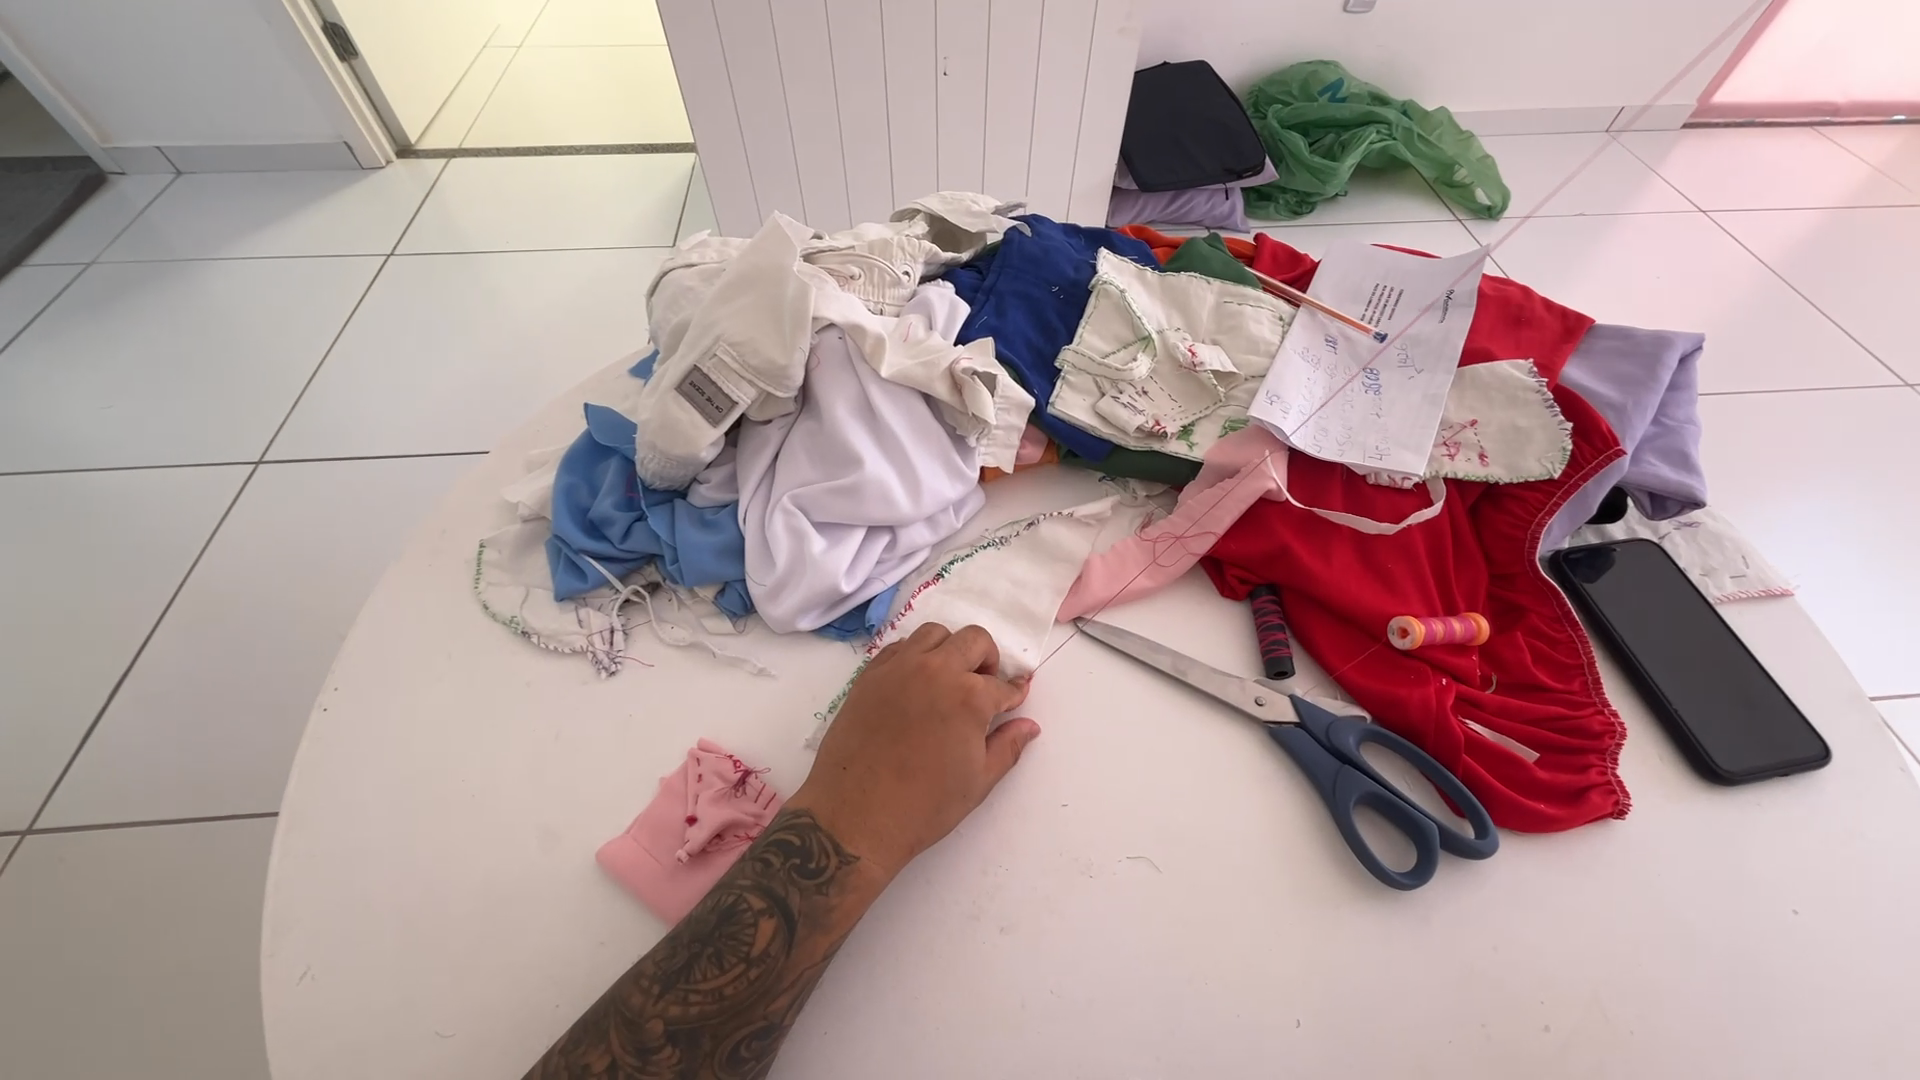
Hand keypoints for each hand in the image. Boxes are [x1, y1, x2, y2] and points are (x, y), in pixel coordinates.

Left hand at [791, 623, 1040, 878]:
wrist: (855, 815)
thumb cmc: (923, 805)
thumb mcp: (977, 782)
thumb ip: (1007, 746)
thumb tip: (1029, 726)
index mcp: (969, 696)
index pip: (1002, 684)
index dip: (1013, 692)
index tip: (1014, 696)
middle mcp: (936, 670)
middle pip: (974, 640)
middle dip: (988, 659)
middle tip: (984, 685)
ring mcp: (900, 668)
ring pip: (935, 634)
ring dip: (950, 648)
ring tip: (949, 678)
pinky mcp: (870, 675)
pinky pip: (900, 647)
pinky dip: (915, 655)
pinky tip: (916, 682)